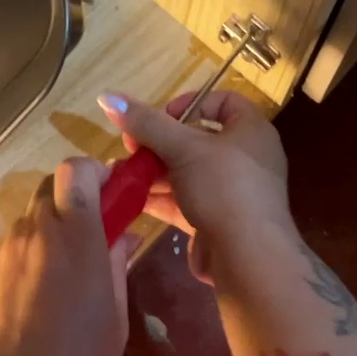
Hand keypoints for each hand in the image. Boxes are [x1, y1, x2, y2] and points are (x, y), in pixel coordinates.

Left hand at [0, 157, 143, 355]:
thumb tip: (123, 236)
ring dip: (50, 230)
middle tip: (90, 233)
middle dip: (72, 197)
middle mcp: (37, 230)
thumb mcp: (114, 318)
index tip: (110, 192)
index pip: (77, 169)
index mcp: (76, 235)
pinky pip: (13, 249)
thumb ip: (116, 265)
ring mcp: (5, 250)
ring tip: (62, 278)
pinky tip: (35, 300)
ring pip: (31, 219)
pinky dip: (28, 258)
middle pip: (51, 186)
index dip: (94, 171)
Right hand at [97, 89, 293, 283]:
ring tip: (120, 171)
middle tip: (130, 145)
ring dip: (154, 170)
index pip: (223, 101)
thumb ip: (146, 123)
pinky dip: (160, 196)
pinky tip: (129, 196)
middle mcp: (245, 157)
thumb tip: (106, 96)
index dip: (191, 103)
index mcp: (250, 130)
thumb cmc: (223, 187)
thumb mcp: (182, 148)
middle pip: (198, 138)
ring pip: (188, 171)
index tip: (163, 117)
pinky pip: (185, 200)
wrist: (248, 259)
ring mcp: (232, 192)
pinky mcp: (217, 220)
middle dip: (160, 141)